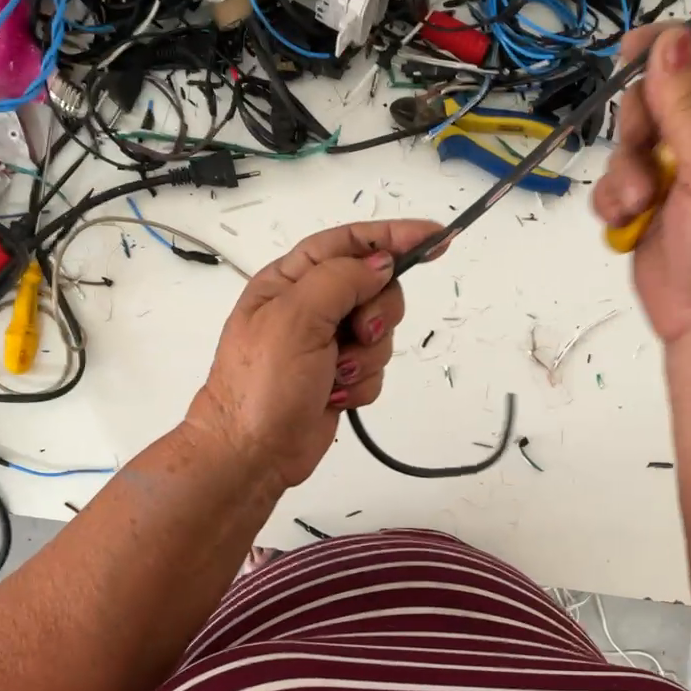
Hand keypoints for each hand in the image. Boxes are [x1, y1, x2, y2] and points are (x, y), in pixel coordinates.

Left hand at [184, 219, 444, 487]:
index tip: (437, 238)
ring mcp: (328, 345)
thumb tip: (381, 263)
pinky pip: (376, 369)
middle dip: (376, 314)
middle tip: (357, 336)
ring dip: (365, 358)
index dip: (394, 236)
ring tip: (334, 378)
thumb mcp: (295, 318)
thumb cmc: (262, 383)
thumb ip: (341, 279)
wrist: (252, 454)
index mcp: (291, 280)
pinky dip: (363, 385)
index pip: (350, 243)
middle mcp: (312, 307)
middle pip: (375, 289)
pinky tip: (335, 398)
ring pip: (380, 333)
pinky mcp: (341, 378)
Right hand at [592, 27, 690, 350]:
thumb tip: (668, 44)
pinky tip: (627, 223)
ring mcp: (672, 178)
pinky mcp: (643, 210)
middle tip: (645, 149)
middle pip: (656, 98)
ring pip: (627, 144)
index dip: (673, 50)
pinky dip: (612, 202)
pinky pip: (612, 185)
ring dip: (623, 173)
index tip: (635, 52)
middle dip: (640, 125)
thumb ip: (689, 106)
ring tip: (639, 205)